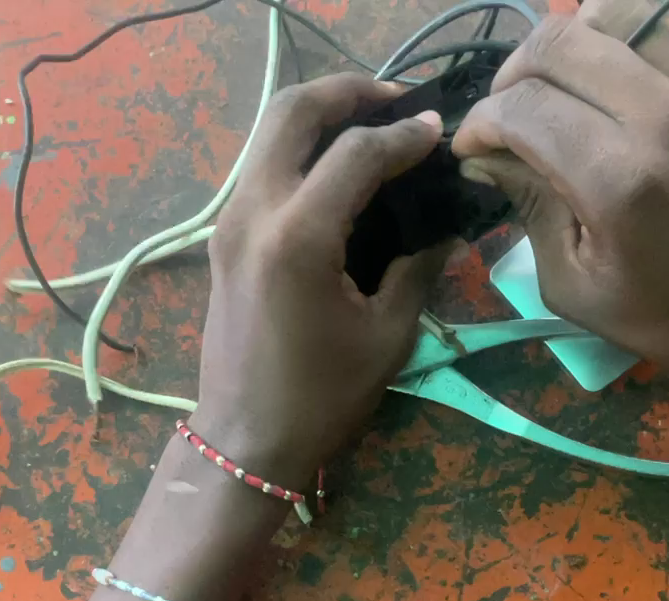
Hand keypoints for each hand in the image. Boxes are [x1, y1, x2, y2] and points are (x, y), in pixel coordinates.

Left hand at [192, 74, 451, 485]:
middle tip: (395, 102)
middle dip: (348, 93)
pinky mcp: (223, 240)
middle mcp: (254, 212)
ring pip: (268, 134)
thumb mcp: (386, 338)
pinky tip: (333, 173)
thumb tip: (444, 227)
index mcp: (299, 237)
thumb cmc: (322, 399)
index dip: (404, 137)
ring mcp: (229, 222)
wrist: (247, 440)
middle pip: (293, 112)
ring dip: (318, 117)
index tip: (438, 133)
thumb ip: (417, 270)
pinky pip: (260, 169)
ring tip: (368, 129)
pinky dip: (297, 151)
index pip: (357, 153)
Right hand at [450, 2, 668, 413]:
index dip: (480, 122)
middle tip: (503, 121)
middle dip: (511, 76)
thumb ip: (530, 209)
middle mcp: (660, 114)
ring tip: (548, 99)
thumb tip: (488, 158)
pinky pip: (650, 32)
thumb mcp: (574, 286)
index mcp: (618, 179)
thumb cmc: (663, 319)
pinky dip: (608, 50)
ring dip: (561, 53)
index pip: (524, 107)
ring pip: (607, 16)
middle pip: (559, 42)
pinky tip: (597, 96)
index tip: (470, 150)